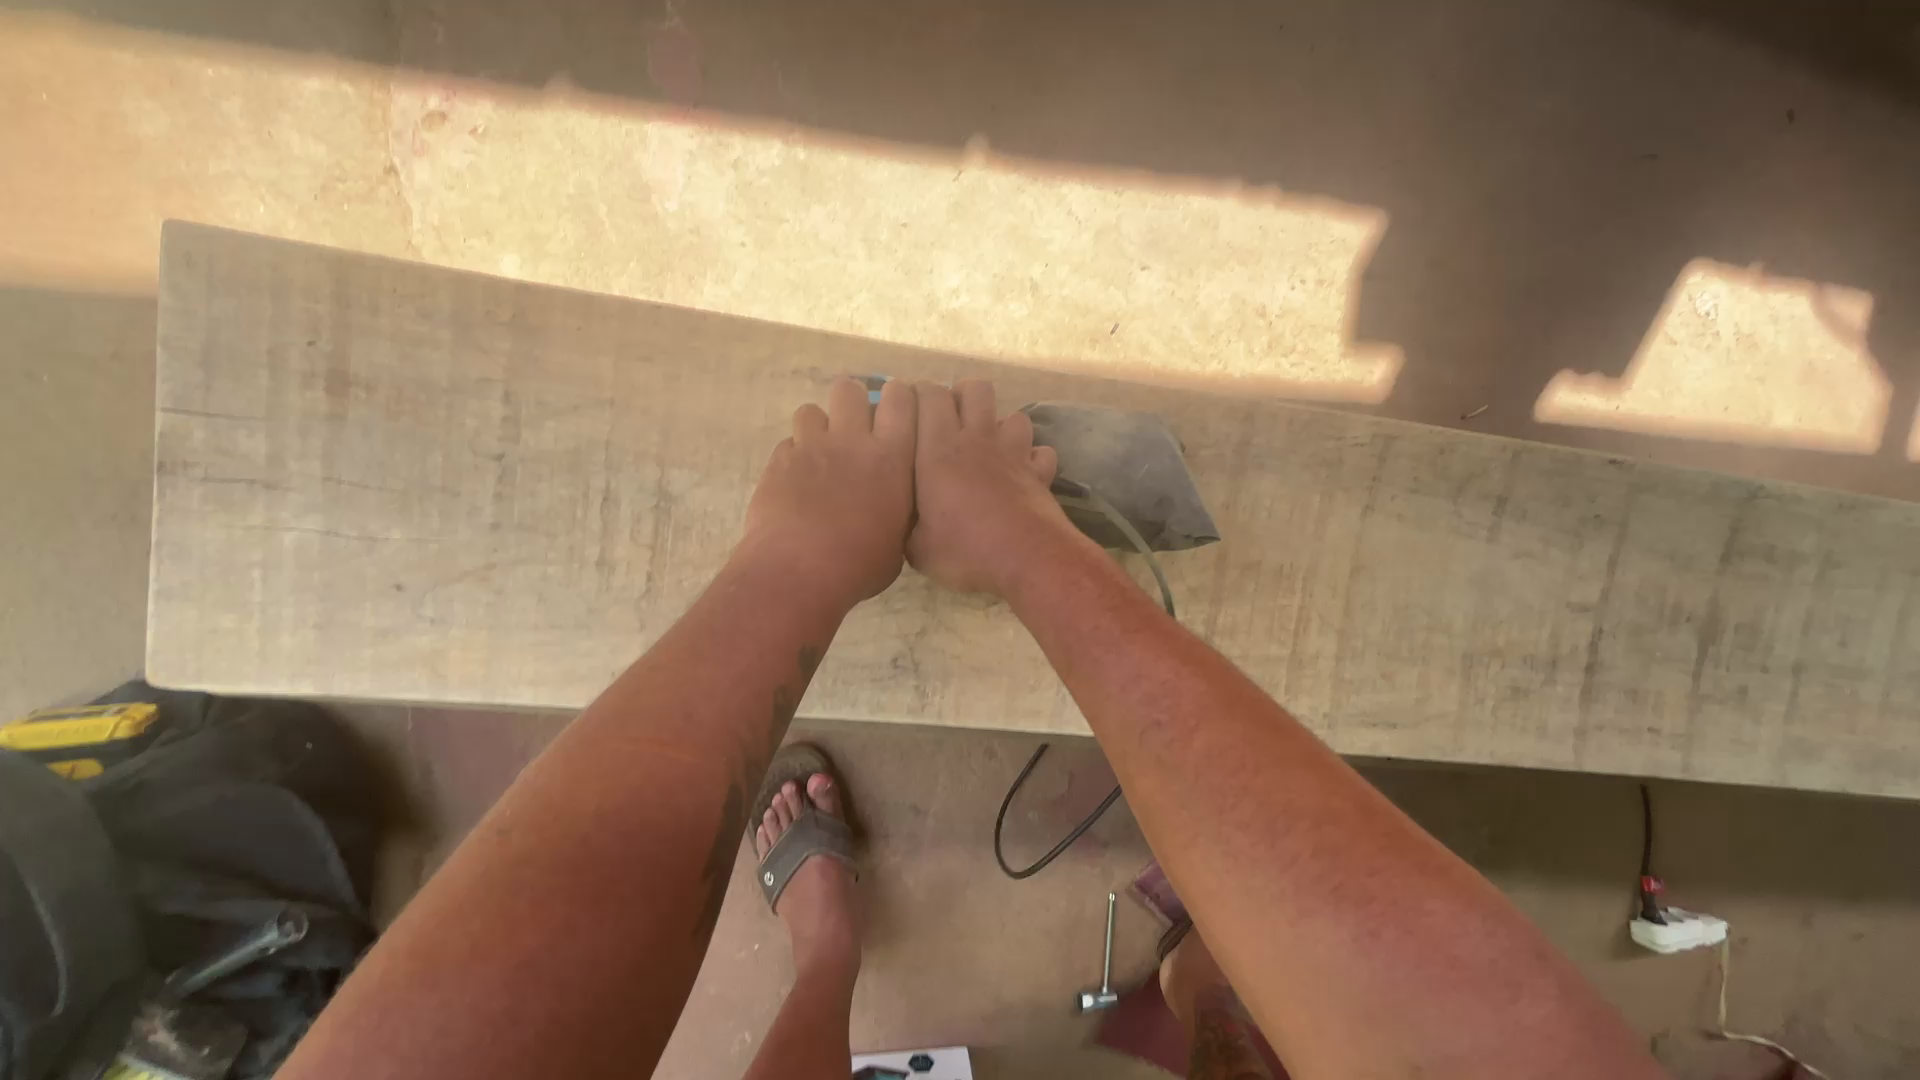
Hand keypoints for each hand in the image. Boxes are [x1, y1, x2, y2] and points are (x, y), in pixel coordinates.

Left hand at [737, 376, 916, 608]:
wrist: (798, 571)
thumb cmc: (860, 564)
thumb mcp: (898, 539)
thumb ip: (898, 508)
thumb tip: (894, 505)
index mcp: (891, 458)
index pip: (901, 400)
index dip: (899, 399)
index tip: (897, 414)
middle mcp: (851, 441)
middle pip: (849, 390)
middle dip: (852, 403)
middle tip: (854, 430)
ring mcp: (810, 448)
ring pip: (811, 410)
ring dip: (818, 427)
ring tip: (821, 455)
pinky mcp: (778, 462)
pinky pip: (788, 444)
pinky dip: (794, 456)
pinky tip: (797, 482)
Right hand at [907, 379, 1085, 597]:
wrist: (1026, 560)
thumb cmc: (964, 550)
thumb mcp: (917, 548)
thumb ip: (908, 524)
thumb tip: (905, 522)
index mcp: (939, 450)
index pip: (930, 395)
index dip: (919, 394)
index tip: (910, 411)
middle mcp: (979, 440)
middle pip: (975, 389)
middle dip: (961, 396)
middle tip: (949, 422)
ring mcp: (1014, 453)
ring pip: (1013, 416)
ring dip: (1000, 427)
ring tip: (989, 450)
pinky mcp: (1040, 472)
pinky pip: (1039, 452)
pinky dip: (1031, 459)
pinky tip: (1021, 475)